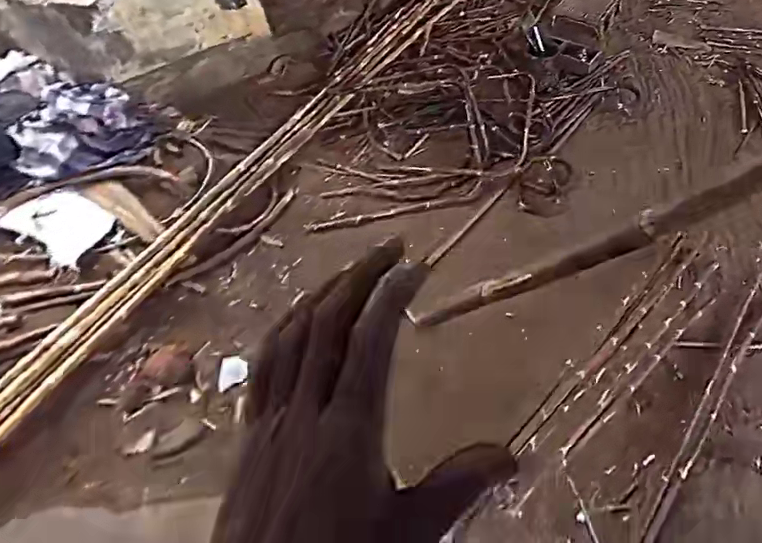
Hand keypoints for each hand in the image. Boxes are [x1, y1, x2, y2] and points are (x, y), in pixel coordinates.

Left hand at [211, 240, 515, 542]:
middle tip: (392, 247)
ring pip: (293, 333)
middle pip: (330, 320)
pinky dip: (285, 326)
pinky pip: (263, 363)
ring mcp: (270, 420)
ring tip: (352, 269)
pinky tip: (298, 316)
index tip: (418, 265)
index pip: (372, 337)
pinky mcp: (246, 435)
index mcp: (350, 427)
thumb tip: (514, 456)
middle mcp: (307, 410)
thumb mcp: (406, 534)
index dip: (394, 293)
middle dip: (361, 274)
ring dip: (324, 291)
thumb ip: (457, 487)